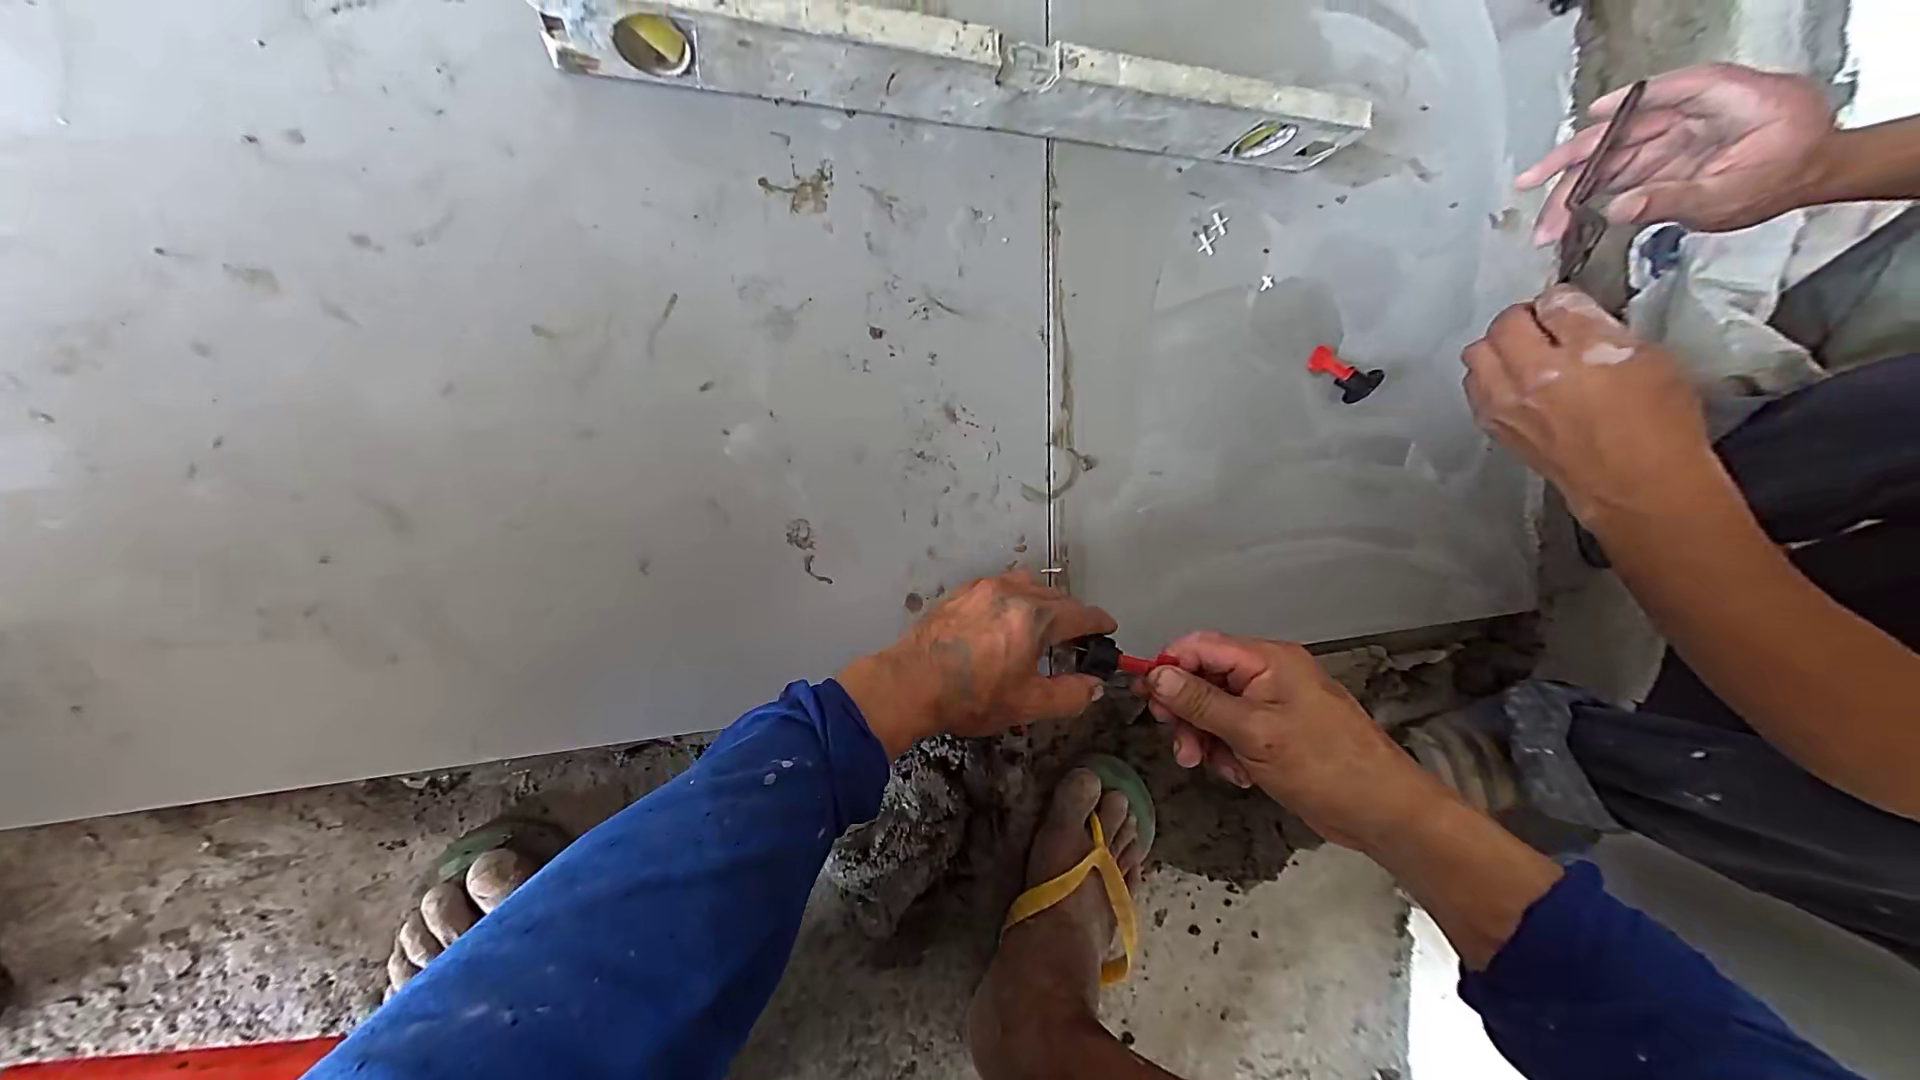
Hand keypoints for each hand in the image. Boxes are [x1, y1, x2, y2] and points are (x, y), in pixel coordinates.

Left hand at [838, 570, 1116, 756]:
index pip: (1080, 613)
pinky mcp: (961, 592)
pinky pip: (999, 584)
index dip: (1099, 621)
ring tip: (1042, 621)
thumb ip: (1068, 695)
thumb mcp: (1027, 705)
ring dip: (1042, 598)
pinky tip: (1005, 615)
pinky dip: (1014, 595)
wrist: (910, 683)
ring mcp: (983, 588)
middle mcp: (1012, 593)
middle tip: (1076, 634)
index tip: (1108, 627)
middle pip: (1055, 595)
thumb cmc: (971, 697)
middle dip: (1072, 612)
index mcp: (1034, 618)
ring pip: (1026, 583)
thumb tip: (1094, 686)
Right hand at [1143, 632, 1453, 851]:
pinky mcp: (1275, 730)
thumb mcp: (1252, 731)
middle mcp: (1268, 673)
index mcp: (1267, 660)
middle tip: (1179, 741)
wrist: (1384, 813)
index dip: (1169, 666)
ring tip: (1208, 764)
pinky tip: (1237, 773)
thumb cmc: (1323, 765)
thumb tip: (1156, 674)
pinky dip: (1225, 749)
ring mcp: (1272, 702)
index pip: (1200, 646)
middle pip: (1203, 678)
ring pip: (1214, 708)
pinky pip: (1232, 729)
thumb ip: (1200, 701)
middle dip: (1186, 711)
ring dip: (1203, 736)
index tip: (1148, 696)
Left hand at [1462, 285, 1729, 530]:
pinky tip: (1512, 383)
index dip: (1558, 299)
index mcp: (1578, 355)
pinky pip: (1473, 387)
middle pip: (1500, 327)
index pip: (1552, 304)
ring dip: (1496, 348)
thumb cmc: (1657, 420)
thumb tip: (1568, 310)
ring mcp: (1503, 403)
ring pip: (1476, 355)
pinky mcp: (1491, 424)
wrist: (1631, 481)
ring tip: (1523, 355)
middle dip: (1519, 320)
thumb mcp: (1648, 358)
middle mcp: (1529, 377)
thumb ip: (1600, 328)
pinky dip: (1488, 377)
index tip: (1565, 303)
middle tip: (1541, 327)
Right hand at [1520, 63, 1835, 244]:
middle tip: (1532, 182)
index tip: (1597, 112)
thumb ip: (1673, 200)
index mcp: (1736, 104)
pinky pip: (1609, 179)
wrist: (1801, 183)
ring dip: (1569, 193)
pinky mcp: (1654, 163)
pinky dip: (1581, 202)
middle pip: (1623, 130)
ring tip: (1546, 228)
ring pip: (1606, 160)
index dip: (1634, 98)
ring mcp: (1671, 140)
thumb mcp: (1731, 195)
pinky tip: (1561, 222)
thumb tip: (1618, 209)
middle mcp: (1695, 117)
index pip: (1681, 89)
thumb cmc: (1786, 176)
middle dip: (1573, 159)